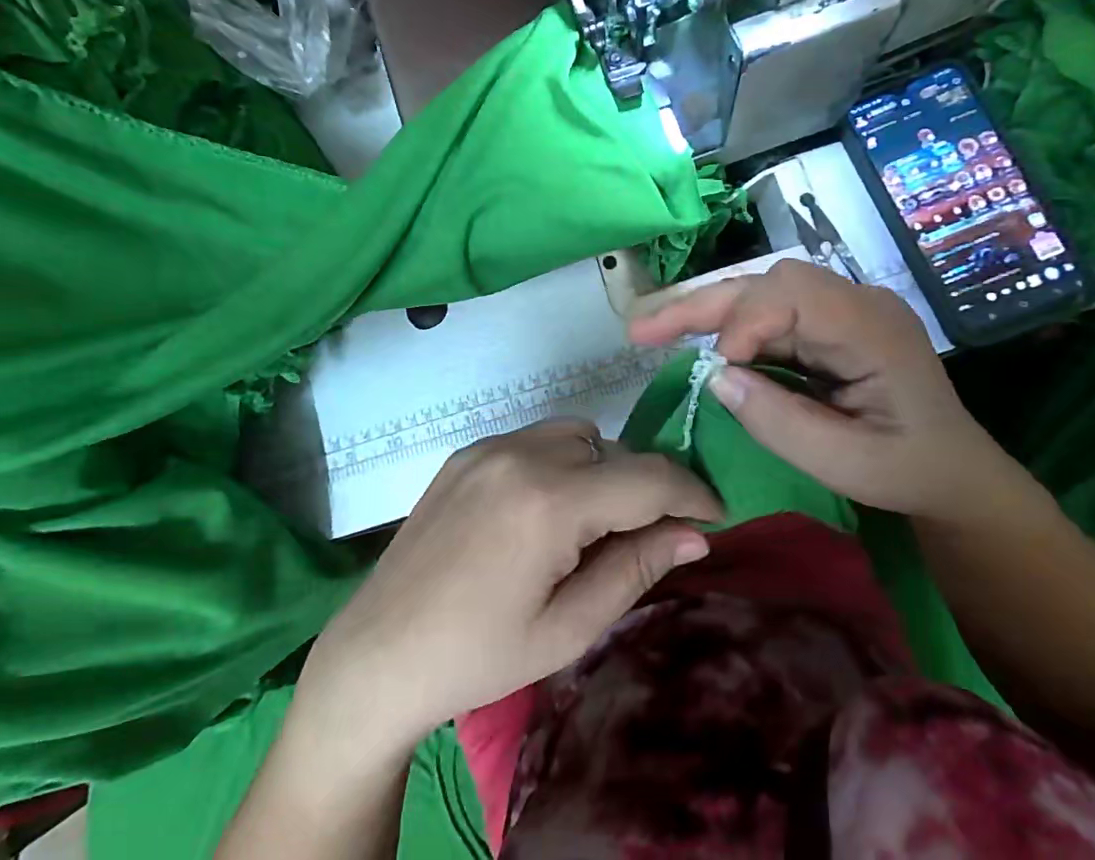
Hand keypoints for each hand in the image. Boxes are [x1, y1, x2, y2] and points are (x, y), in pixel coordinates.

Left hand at [298, 419, 723, 749]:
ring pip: (577, 436)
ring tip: (590, 526)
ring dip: (601, 470)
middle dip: (645, 488)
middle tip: (648, 538)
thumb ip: (636, 568)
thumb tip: (696, 533)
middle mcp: (519, 454)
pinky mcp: (464, 455)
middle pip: (614, 451)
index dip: (693, 494)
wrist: (378, 655)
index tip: (716, 516)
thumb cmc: (478, 657)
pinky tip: (543, 514)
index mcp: (549, 500)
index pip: (648, 478)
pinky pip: (535, 441)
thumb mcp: (568, 627)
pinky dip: (560, 464)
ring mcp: (486, 448)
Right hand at [629, 259, 1032, 520]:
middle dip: (702, 304)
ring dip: (704, 311)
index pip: (794, 295)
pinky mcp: (826, 327)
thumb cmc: (907, 470)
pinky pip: (768, 316)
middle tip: (641, 331)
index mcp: (873, 329)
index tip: (717, 369)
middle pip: (769, 283)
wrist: (951, 472)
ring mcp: (841, 312)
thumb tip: (715, 376)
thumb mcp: (846, 463)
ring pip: (761, 292)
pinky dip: (725, 328)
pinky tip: (692, 342)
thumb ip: (780, 421)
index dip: (745, 322)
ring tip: (650, 331)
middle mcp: (856, 304)